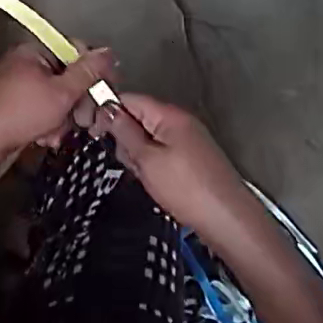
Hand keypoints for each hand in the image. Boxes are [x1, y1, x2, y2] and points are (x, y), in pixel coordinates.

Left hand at [0, 43, 115, 161]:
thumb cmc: (23, 112)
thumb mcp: (62, 92)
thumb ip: (87, 72)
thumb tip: (108, 52)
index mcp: (34, 51)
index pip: (75, 51)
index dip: (94, 72)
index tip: (107, 92)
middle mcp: (26, 62)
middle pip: (68, 77)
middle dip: (76, 103)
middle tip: (82, 121)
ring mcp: (18, 82)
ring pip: (57, 96)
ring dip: (62, 118)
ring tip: (54, 132)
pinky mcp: (15, 102)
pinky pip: (42, 107)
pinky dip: (47, 123)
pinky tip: (44, 137)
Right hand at [96, 93, 258, 244]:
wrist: (231, 224)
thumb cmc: (186, 188)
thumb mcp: (146, 159)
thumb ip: (123, 131)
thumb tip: (106, 107)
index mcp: (169, 115)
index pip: (129, 99)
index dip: (107, 110)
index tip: (92, 130)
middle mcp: (180, 122)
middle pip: (138, 117)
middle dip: (124, 137)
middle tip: (127, 161)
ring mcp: (188, 140)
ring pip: (148, 137)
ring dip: (138, 153)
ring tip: (144, 175)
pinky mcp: (192, 159)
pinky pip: (161, 151)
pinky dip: (152, 163)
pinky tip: (155, 182)